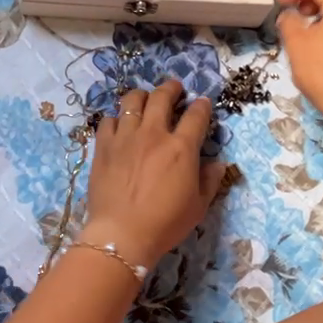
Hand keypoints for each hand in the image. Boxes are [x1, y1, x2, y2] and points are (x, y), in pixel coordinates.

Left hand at [81, 80, 227, 268]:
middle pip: (162, 97)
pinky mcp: (104, 145)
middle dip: (171, 88)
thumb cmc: (165, 223)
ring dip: (142, 95)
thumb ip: (210, 180)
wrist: (122, 234)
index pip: (196, 115)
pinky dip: (116, 118)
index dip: (202, 106)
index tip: (203, 103)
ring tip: (145, 98)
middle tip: (175, 88)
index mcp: (181, 148)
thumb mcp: (198, 206)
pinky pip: (108, 120)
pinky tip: (119, 124)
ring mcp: (126, 136)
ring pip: (132, 101)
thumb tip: (218, 163)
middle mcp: (154, 134)